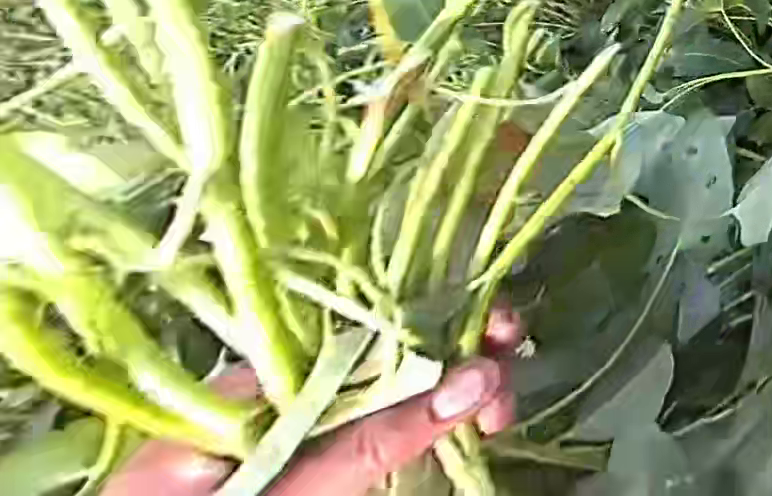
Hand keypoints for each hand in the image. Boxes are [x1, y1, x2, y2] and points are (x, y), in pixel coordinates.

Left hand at [105, 308, 522, 495]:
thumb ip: (371, 444)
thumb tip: (483, 374)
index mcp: (261, 381)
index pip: (373, 324)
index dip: (450, 318)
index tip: (505, 336)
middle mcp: (290, 387)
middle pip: (400, 346)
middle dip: (467, 355)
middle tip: (508, 383)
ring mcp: (308, 424)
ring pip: (408, 380)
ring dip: (464, 388)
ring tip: (498, 416)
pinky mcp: (326, 454)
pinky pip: (397, 418)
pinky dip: (440, 418)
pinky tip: (470, 427)